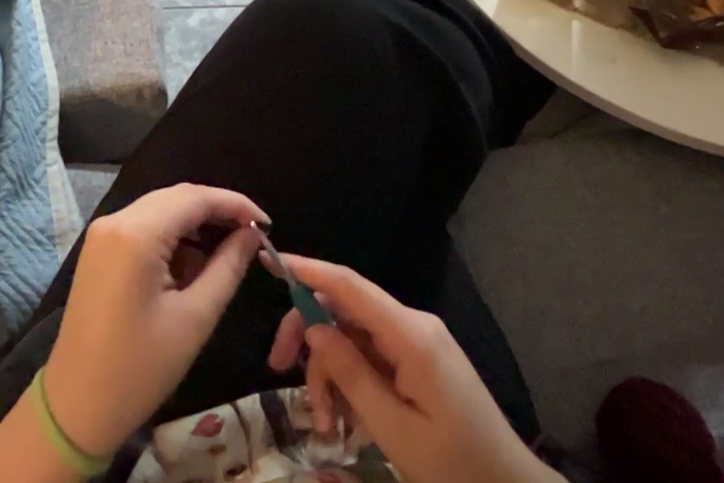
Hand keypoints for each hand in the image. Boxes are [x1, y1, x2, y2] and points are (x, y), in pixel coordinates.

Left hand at [42, 184, 269, 458]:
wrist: (77, 404)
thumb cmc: (140, 367)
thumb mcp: (195, 318)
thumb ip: (228, 267)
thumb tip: (251, 236)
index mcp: (136, 233)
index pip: (194, 197)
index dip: (235, 204)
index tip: (267, 224)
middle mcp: (115, 220)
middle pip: (176, 198)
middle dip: (216, 212)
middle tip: (253, 237)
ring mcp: (102, 234)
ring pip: (160, 210)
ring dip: (195, 225)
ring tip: (230, 252)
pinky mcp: (99, 250)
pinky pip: (143, 226)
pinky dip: (172, 237)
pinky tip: (194, 262)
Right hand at [267, 256, 559, 482]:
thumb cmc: (454, 465)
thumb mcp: (394, 428)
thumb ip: (351, 374)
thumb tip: (313, 327)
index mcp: (411, 335)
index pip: (349, 286)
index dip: (307, 269)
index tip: (269, 261)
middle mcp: (413, 325)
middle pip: (343, 311)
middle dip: (308, 338)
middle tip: (278, 370)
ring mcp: (417, 341)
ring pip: (351, 337)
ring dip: (330, 373)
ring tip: (325, 422)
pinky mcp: (418, 359)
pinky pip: (370, 355)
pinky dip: (350, 381)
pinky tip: (344, 419)